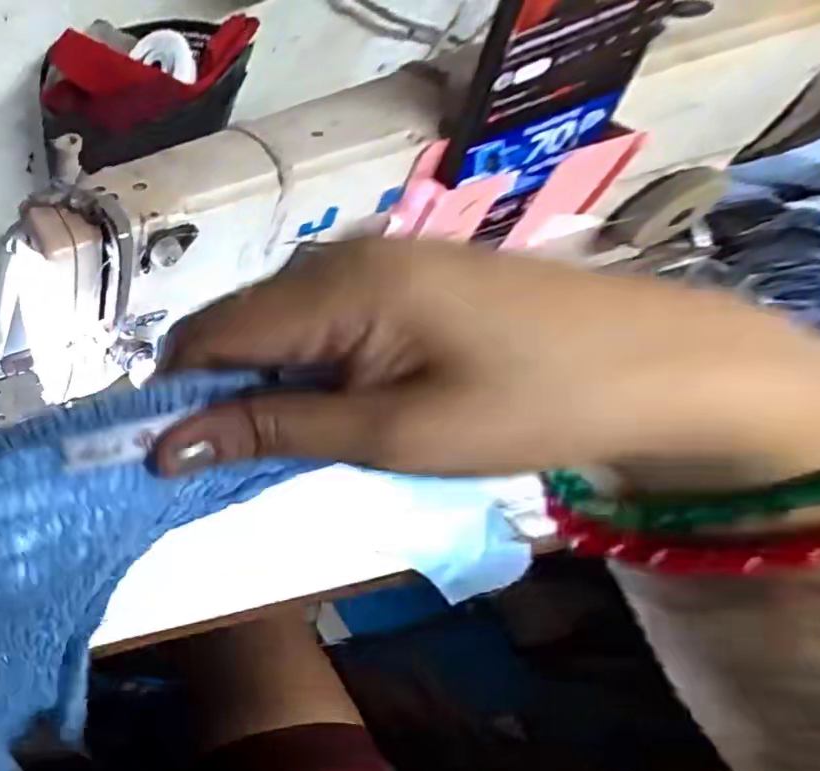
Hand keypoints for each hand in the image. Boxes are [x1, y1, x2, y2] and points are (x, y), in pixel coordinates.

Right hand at [152, 238, 819, 494]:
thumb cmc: (524, 407)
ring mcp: (363, 264)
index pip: (205, 338)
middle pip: (226, 329)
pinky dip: (286, 373)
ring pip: (262, 330)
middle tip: (214, 463)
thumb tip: (165, 447)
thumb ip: (268, 430)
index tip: (156, 458)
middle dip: (204, 397)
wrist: (663, 372)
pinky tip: (310, 411)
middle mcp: (335, 259)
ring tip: (266, 446)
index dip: (168, 398)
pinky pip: (303, 326)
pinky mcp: (387, 282)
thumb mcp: (384, 433)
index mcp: (332, 287)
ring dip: (246, 389)